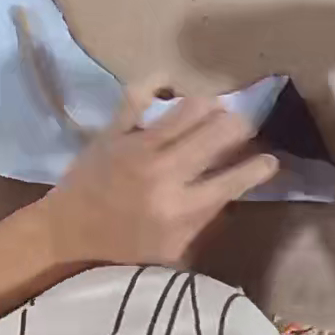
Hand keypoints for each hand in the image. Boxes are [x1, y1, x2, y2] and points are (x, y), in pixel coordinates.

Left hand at [27, 83, 279, 266]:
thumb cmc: (118, 247)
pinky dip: (156, 86)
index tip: (269, 159)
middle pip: (222, 132)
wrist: (65, 232)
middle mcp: (165, 173)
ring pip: (191, 108)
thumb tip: (232, 190)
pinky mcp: (114, 133)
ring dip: (210, 107)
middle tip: (242, 129)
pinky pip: (139, 96)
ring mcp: (138, 148)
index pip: (236, 178)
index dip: (262, 166)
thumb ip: (202, 221)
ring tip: (213, 112)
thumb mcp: (168, 249)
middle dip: (242, 127)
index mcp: (181, 208)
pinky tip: (168, 88)